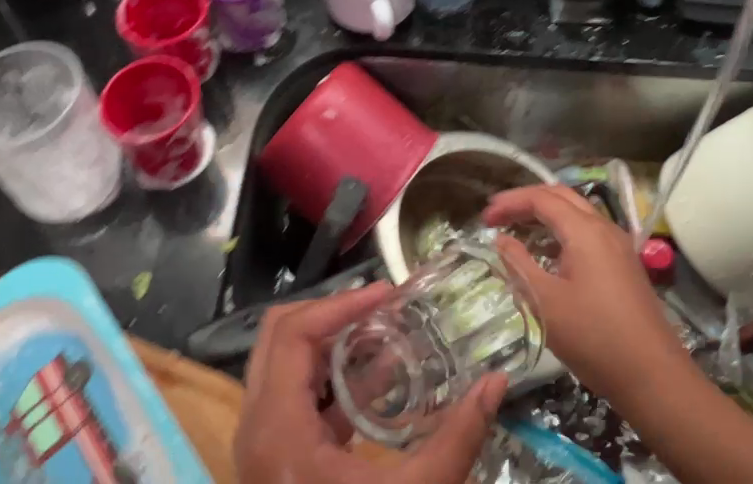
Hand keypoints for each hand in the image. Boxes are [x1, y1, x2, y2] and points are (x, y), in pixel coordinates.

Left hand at [236, 283, 507, 483]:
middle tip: (386, 307)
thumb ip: (456, 439)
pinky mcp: (273, 459)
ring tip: (385, 333)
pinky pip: (293, 397)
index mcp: (275, 427)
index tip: (389, 292)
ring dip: (331, 344)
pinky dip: (328, 379)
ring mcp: (259, 443)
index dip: (341, 304)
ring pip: (284, 365)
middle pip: (281, 337)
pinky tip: (375, 383)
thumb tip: (497, 383)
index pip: (295, 333)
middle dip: (334, 315)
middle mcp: (256, 425)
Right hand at [484, 185, 692, 403]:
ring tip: (517, 232)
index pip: (541, 198)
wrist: (653, 376)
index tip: (484, 219)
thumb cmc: (594, 337)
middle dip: (526, 201)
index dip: (510, 202)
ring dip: (545, 216)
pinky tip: (548, 255)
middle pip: (561, 197)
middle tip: (498, 217)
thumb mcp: (545, 302)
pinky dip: (562, 233)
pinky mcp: (624, 266)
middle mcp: (605, 229)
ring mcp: (619, 247)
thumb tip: (501, 240)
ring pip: (577, 214)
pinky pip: (588, 234)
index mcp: (585, 231)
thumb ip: (518, 264)